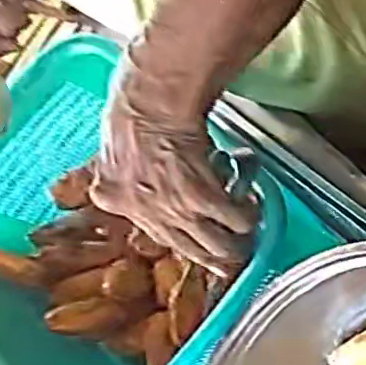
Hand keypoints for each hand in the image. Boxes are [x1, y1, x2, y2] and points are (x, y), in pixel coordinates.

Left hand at [89, 65, 254, 274]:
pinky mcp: (202, 200)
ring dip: (240, 235)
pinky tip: (250, 199)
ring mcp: (173, 209)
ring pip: (221, 245)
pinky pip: (238, 221)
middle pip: (196, 253)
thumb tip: (162, 205)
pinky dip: (250, 213)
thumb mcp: (118, 162)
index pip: (161, 241)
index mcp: (115, 202)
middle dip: (223, 253)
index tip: (213, 255)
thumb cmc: (135, 125)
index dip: (194, 250)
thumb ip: (135, 188)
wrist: (149, 109)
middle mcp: (142, 213)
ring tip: (248, 219)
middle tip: (240, 247)